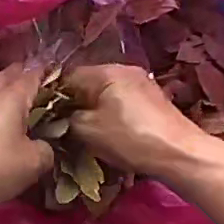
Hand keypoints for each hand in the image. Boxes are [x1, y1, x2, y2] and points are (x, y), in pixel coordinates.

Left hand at [0, 63, 55, 216]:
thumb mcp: (35, 162)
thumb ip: (46, 147)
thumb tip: (42, 145)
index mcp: (10, 96)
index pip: (33, 74)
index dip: (49, 74)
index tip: (61, 78)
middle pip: (8, 76)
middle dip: (24, 77)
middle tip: (41, 88)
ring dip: (5, 95)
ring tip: (21, 107)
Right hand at [63, 64, 223, 179]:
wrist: (179, 154)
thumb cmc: (129, 138)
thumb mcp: (86, 130)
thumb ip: (65, 119)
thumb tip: (57, 118)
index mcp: (106, 71)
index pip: (66, 77)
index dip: (51, 97)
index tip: (43, 118)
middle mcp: (124, 70)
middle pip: (86, 84)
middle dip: (72, 105)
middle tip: (60, 128)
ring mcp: (141, 84)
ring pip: (103, 94)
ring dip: (91, 112)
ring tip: (81, 133)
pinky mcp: (151, 101)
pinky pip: (119, 103)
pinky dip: (108, 115)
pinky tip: (105, 133)